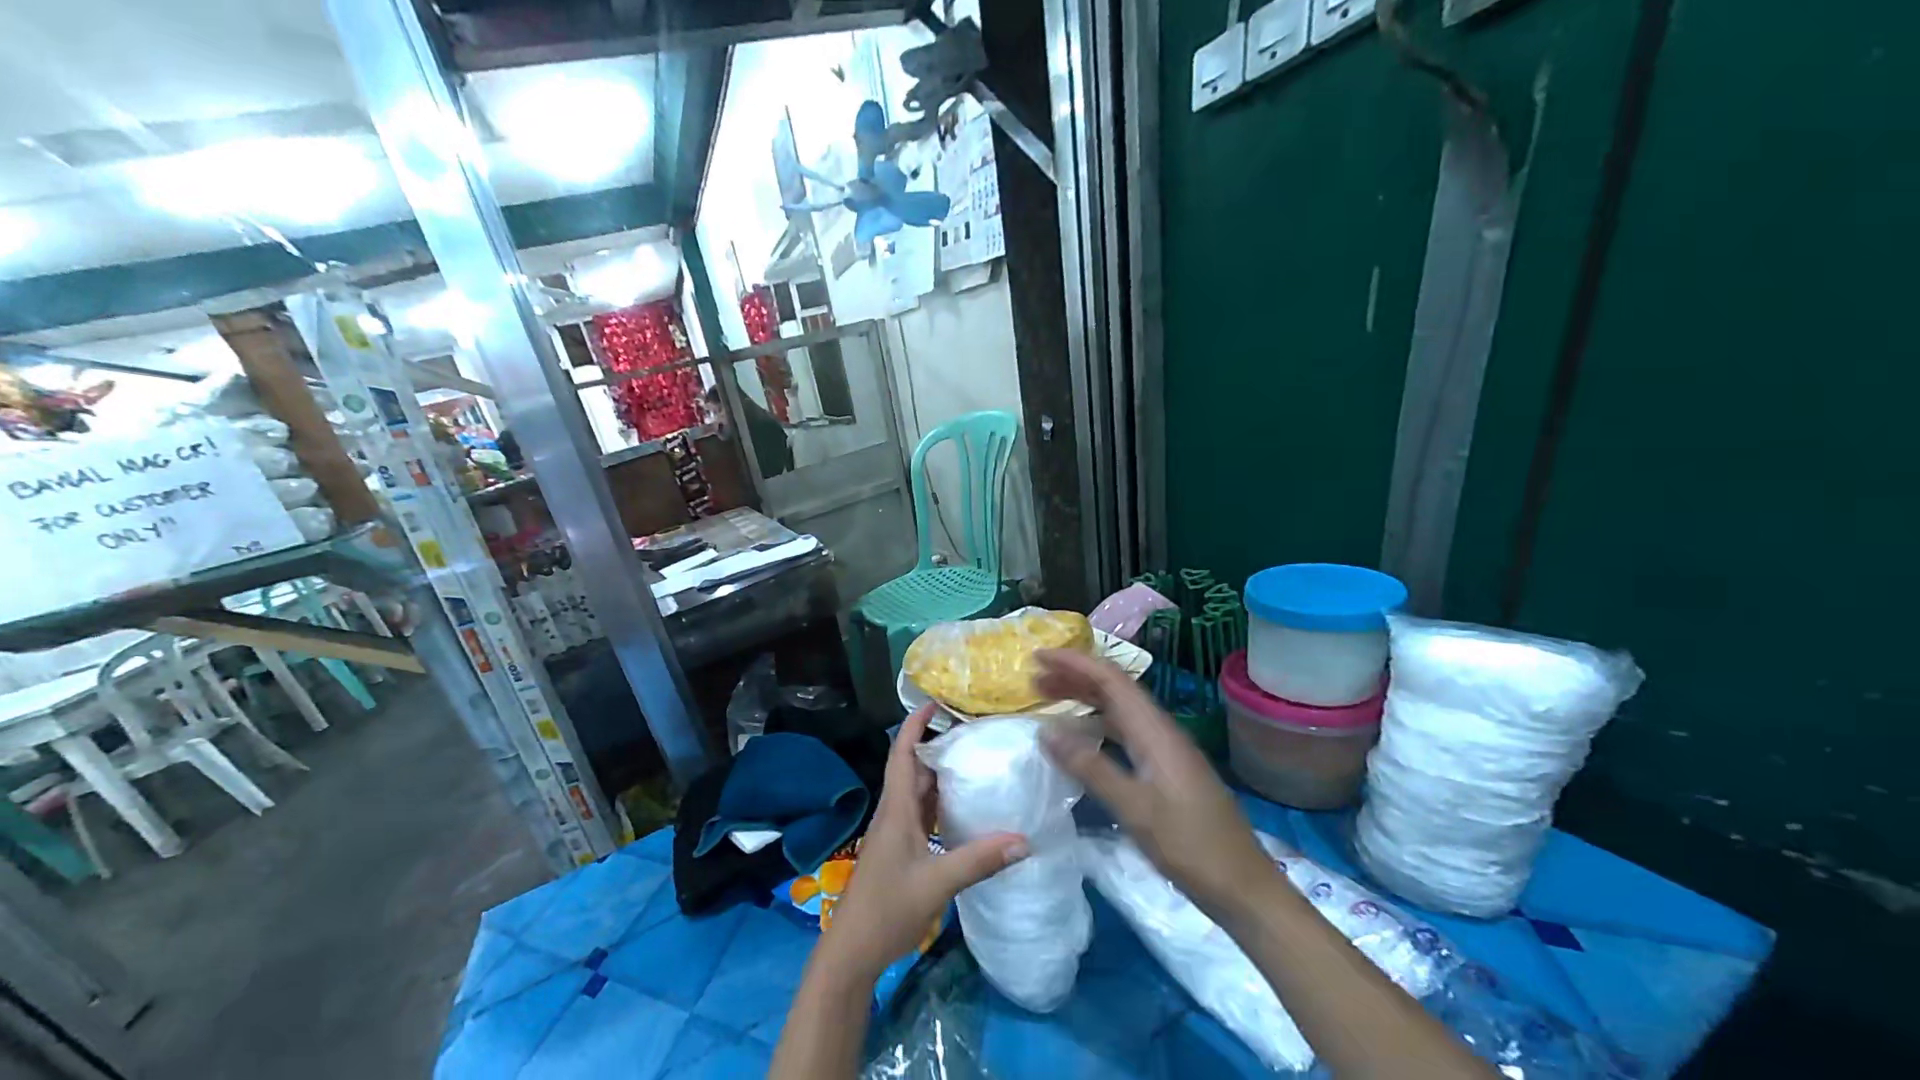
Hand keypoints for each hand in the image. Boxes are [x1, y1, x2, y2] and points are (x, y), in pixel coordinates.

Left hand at [815, 705, 1029, 980]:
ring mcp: (897, 833)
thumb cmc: (887, 909)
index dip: (914, 725)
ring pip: (920, 791)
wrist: (853, 951)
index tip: (935, 702)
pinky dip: (943, 803)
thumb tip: (1024, 839)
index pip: (901, 754)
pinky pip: (924, 814)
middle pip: (914, 768)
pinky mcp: (903, 851)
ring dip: (941, 773)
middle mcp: (895, 813)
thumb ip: (978, 860)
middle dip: (937, 744)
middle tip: (973, 730)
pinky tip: (967, 807)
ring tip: (975, 759)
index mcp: (896, 809)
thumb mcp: (936, 883)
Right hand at [1036, 649, 1279, 920]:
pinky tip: (1080, 740)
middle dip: (1074, 677)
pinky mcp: (1166, 771)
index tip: (1037, 656)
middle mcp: (1160, 732)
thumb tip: (1046, 730)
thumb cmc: (1191, 847)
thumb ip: (1090, 767)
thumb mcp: (1134, 809)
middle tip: (1033, 679)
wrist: (1243, 886)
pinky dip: (1096, 726)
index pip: (1111, 679)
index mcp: (1155, 732)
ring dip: (1084, 700)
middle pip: (1114, 690)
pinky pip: (1124, 733)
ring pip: (1119, 711)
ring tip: (1048, 701)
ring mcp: (1165, 751)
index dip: (1074, 662)